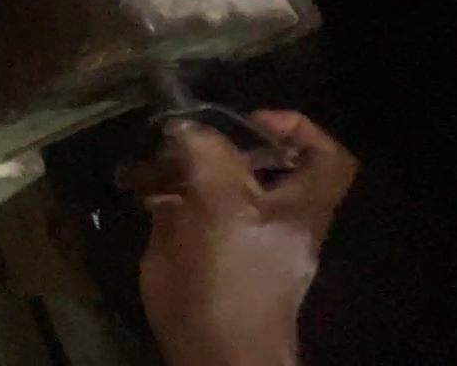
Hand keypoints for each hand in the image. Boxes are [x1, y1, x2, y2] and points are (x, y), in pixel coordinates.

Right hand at [138, 111, 356, 365]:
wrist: (209, 337)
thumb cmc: (232, 273)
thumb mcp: (225, 205)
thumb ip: (208, 156)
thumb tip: (183, 123)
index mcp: (296, 204)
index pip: (323, 156)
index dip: (294, 128)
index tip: (247, 118)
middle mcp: (267, 208)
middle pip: (250, 158)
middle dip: (211, 138)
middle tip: (175, 132)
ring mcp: (226, 221)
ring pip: (205, 172)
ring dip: (172, 159)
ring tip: (145, 158)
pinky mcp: (189, 232)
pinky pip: (173, 194)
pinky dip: (152, 181)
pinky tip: (133, 181)